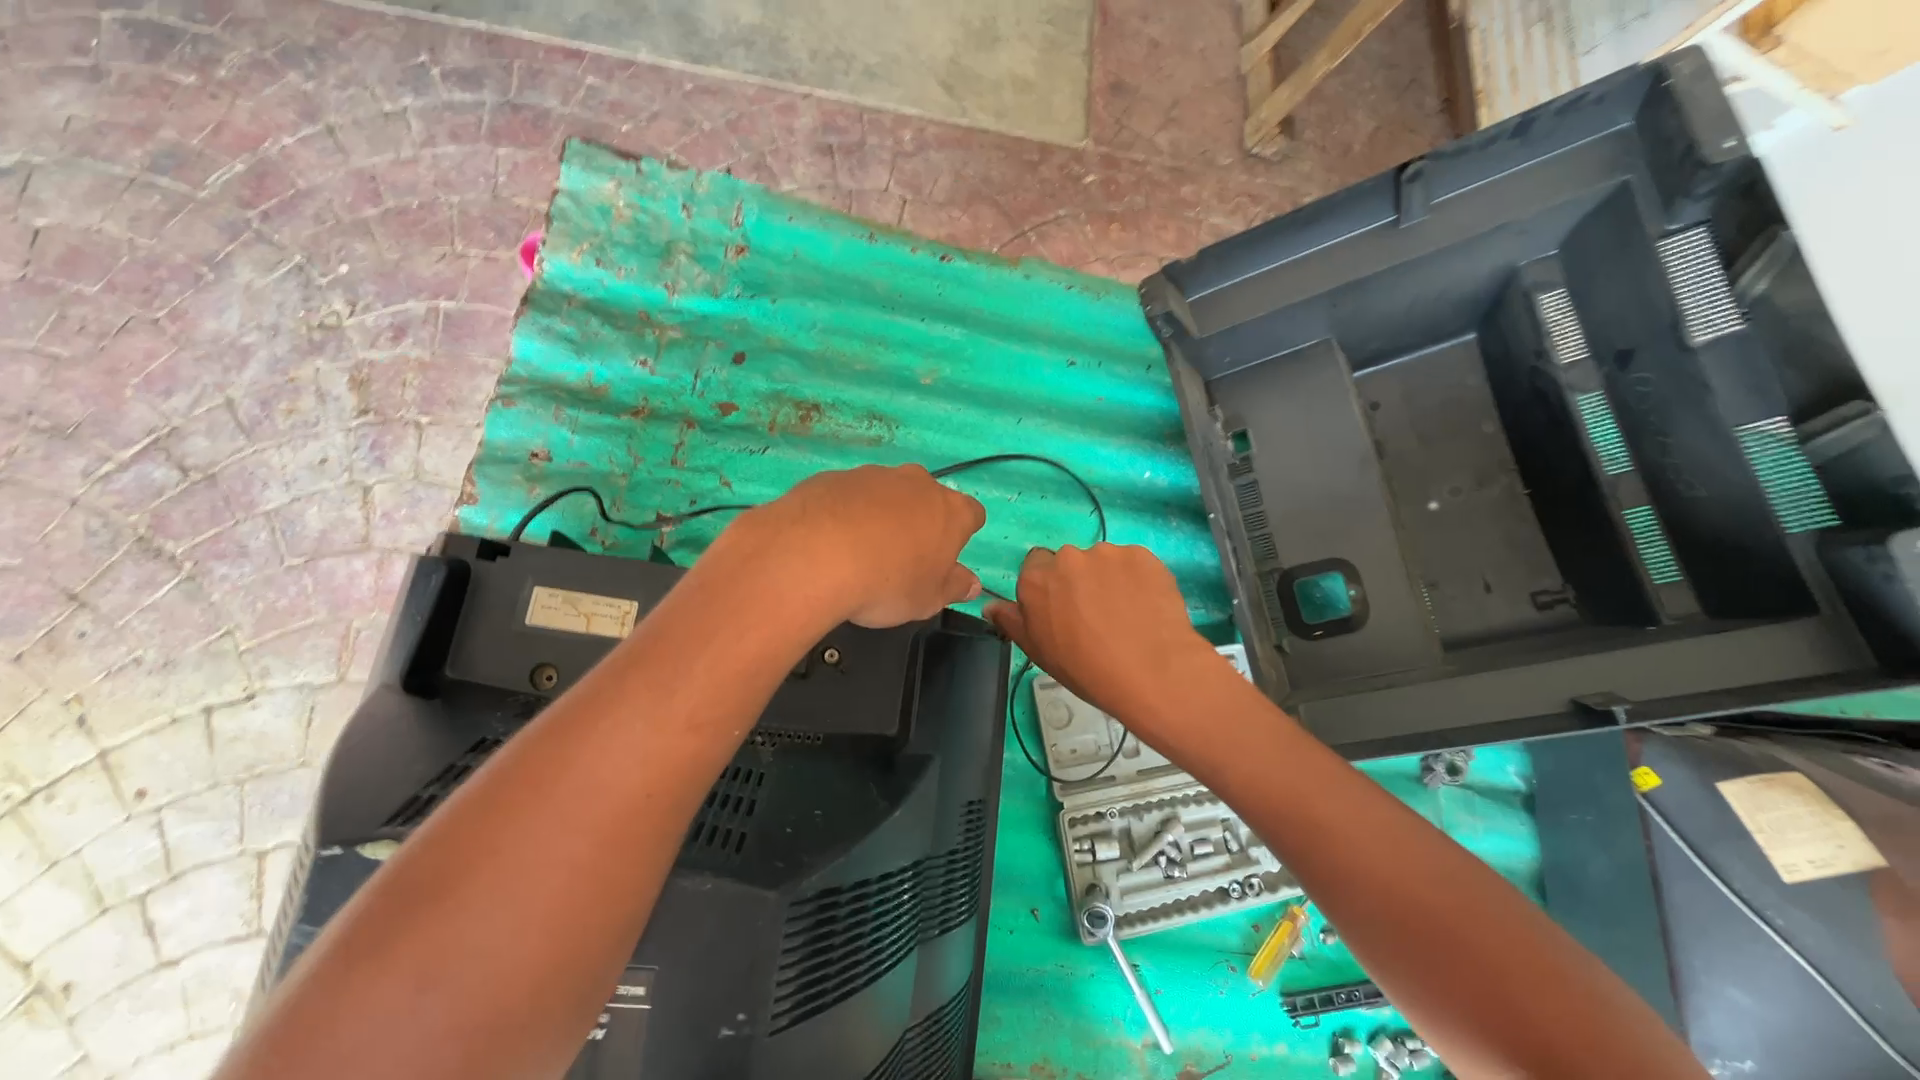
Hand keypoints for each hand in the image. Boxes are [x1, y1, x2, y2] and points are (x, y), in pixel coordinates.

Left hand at [719, 465, 986, 626]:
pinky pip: (848, 496)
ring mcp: (873, 475)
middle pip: (927, 498)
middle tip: (900, 558)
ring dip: (879, 516)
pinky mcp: (833, 477)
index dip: (960, 535)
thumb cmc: (887, 582)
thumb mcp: (927, 600)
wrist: (816, 553)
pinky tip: (829, 542)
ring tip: (858, 553)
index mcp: (950, 511)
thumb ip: (952, 588)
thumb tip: (970, 583)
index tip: (944, 558)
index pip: (971, 514)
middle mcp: (916, 483)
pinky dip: (844, 514)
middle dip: (918, 521)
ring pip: (885, 493)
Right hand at [985, 544, 1230, 748]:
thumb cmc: (1086, 668)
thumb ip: (1012, 622)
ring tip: (1125, 613)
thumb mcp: (1039, 652)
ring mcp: (1107, 553)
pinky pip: (1133, 563)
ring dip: (1109, 578)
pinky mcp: (1142, 555)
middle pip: (1069, 562)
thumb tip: (990, 606)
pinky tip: (1145, 606)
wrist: (1150, 670)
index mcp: (1036, 579)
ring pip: (1103, 561)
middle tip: (1095, 615)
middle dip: (1079, 581)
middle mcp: (1068, 557)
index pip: (1035, 567)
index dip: (1049, 588)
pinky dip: (1137, 579)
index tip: (1063, 611)